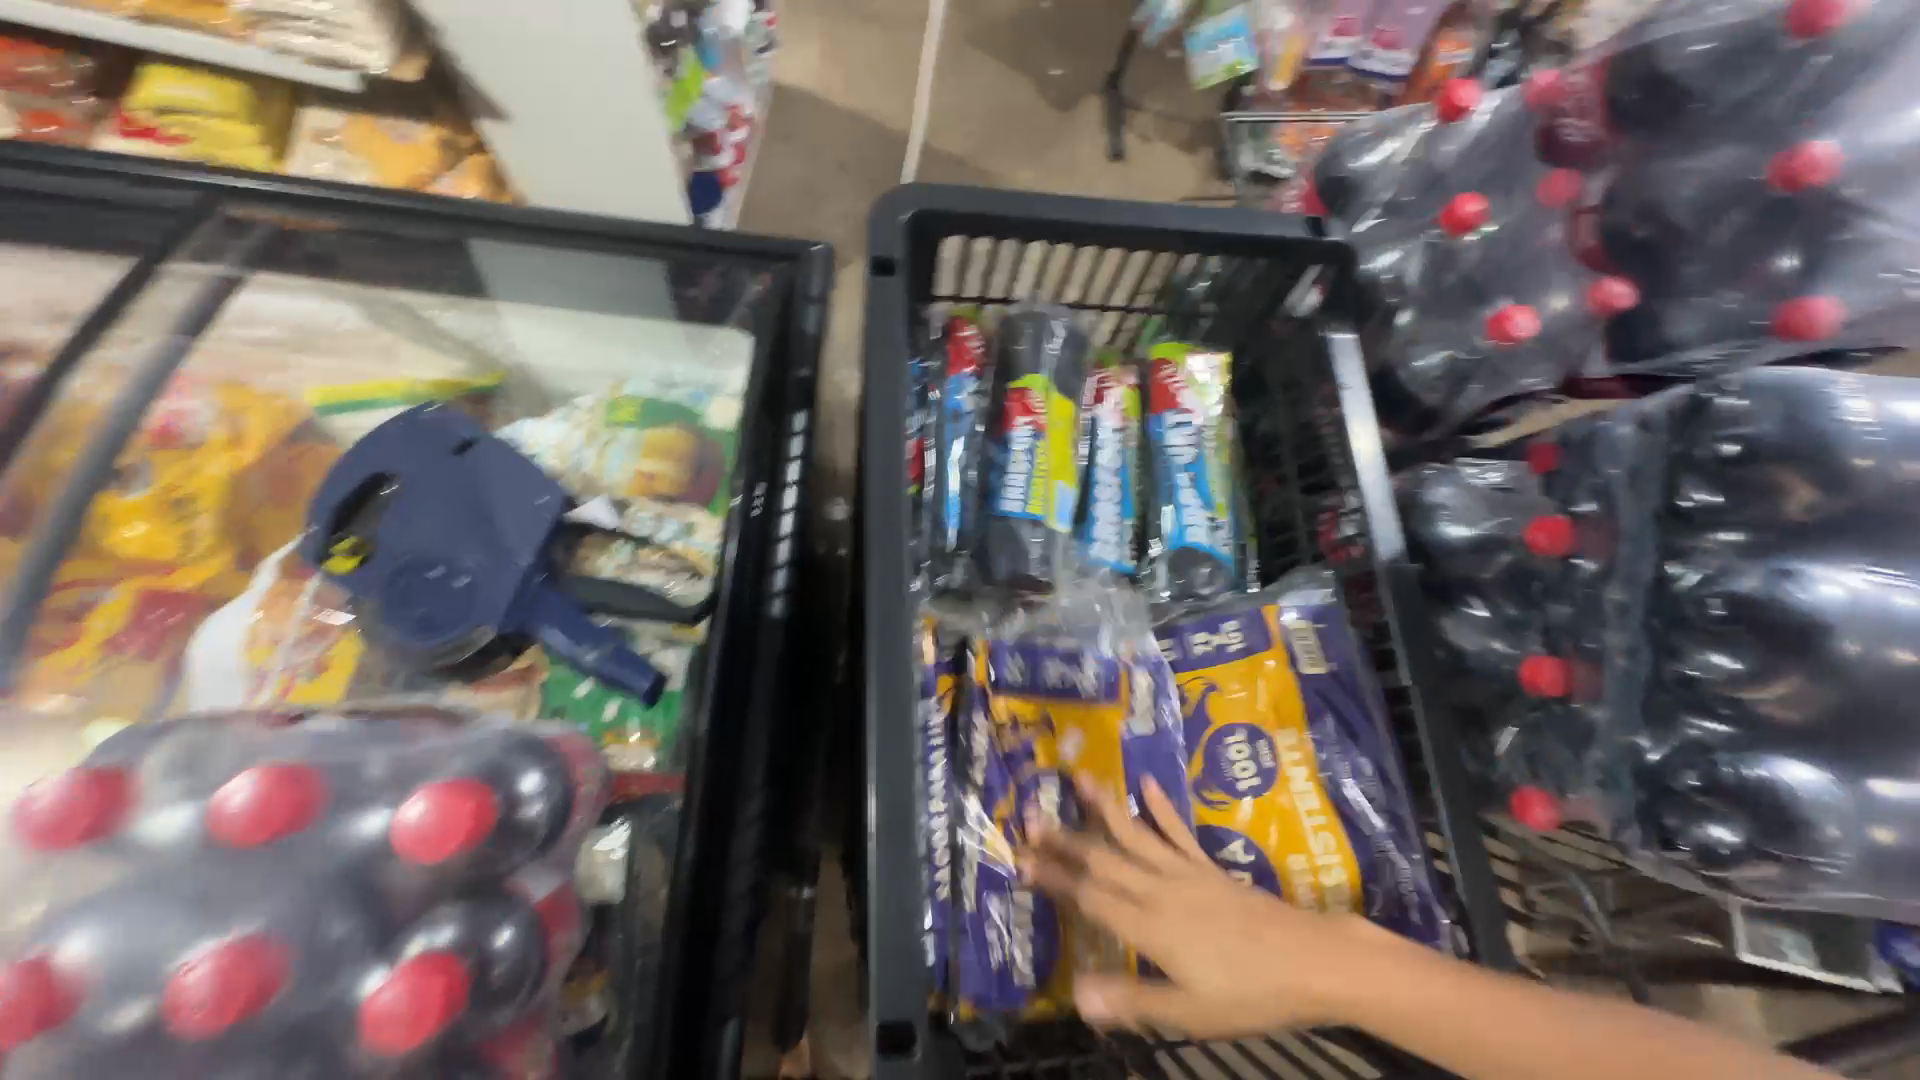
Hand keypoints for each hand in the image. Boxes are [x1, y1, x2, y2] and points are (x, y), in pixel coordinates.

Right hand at [1018, 774, 1400, 1038]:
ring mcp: (1186, 873)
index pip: (1090, 897)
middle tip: (1030, 814)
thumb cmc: (1250, 994)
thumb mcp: (1189, 1012)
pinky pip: (1178, 832)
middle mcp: (1160, 889)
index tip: (1020, 858)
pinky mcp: (1209, 868)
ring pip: (1136, 835)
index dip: (1054, 878)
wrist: (1312, 961)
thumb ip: (1132, 998)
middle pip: (1104, 861)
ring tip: (1081, 778)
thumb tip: (1075, 994)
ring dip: (1106, 808)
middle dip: (1065, 839)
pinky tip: (1145, 784)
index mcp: (1149, 926)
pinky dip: (1161, 807)